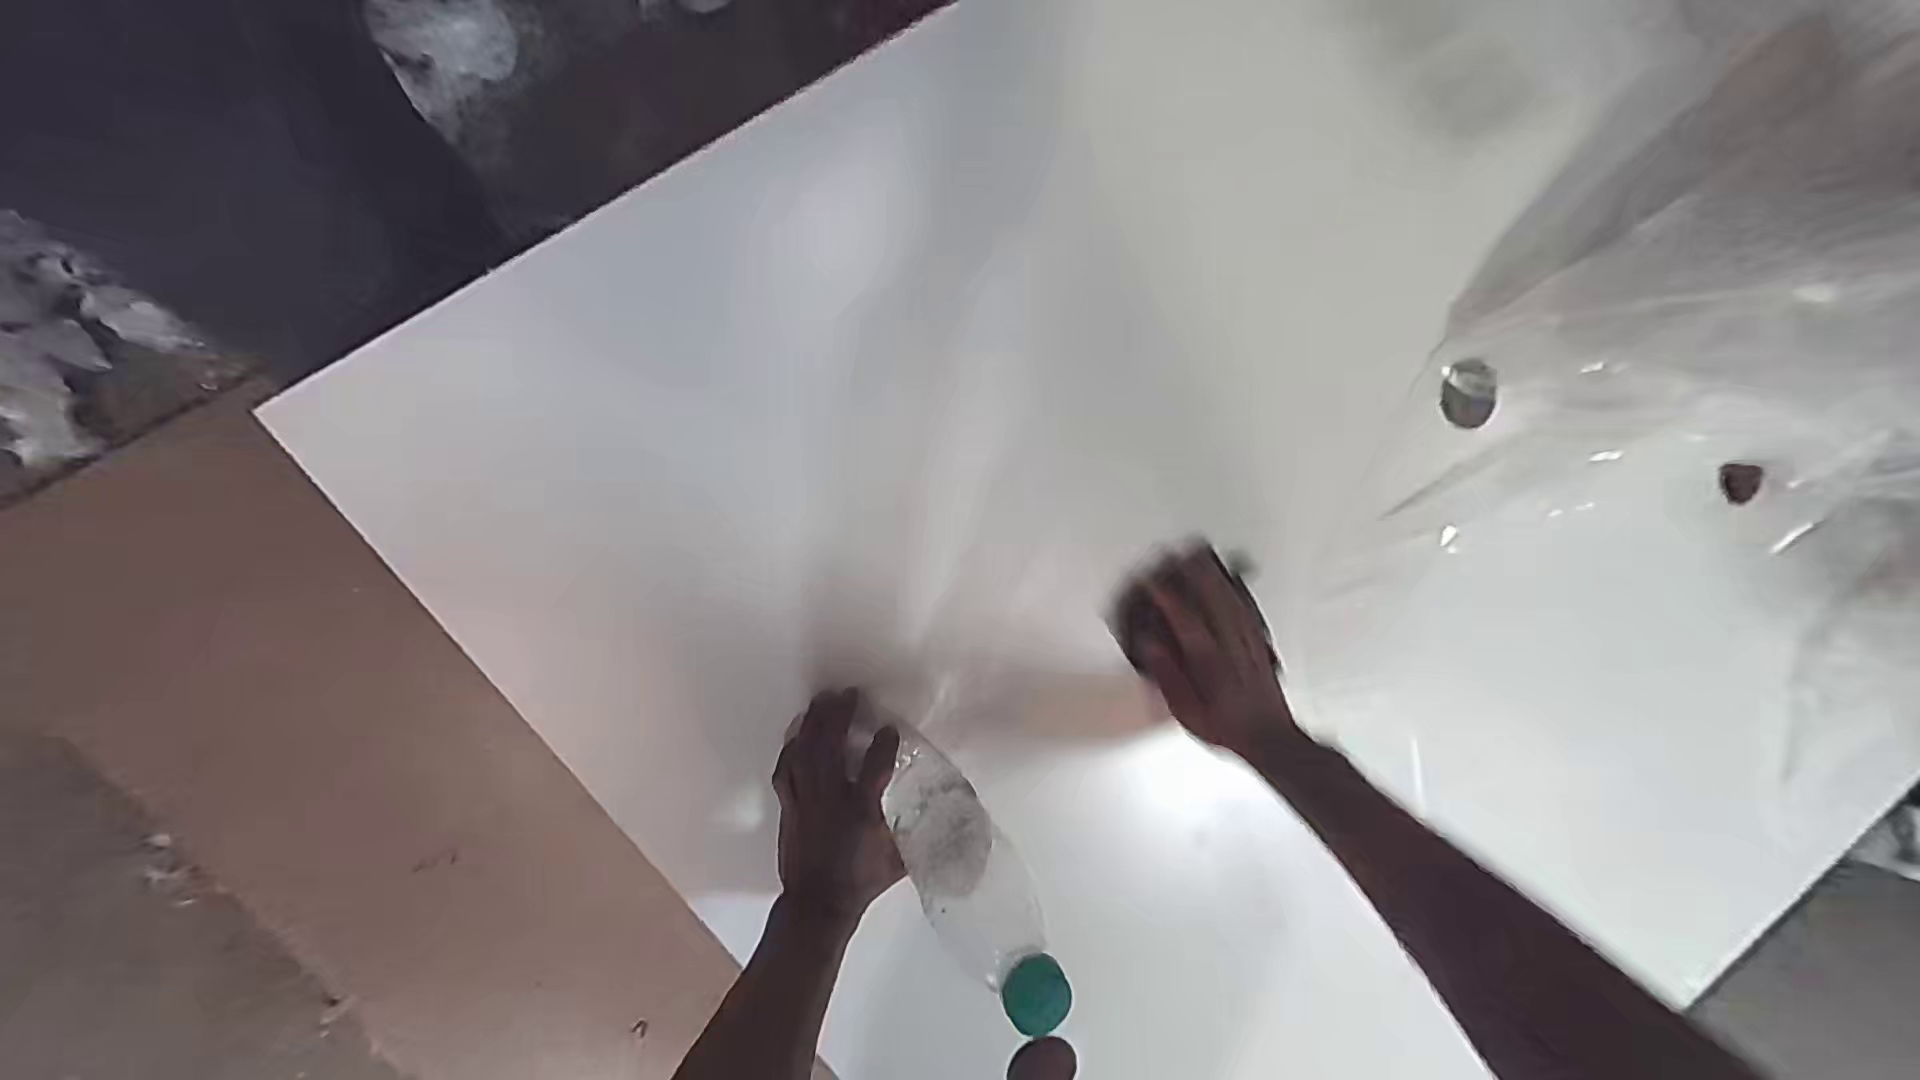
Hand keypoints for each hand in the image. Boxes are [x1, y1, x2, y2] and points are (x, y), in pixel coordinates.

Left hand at [773, 689, 905, 924]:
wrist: (817, 906)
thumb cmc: (861, 882)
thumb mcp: (899, 860)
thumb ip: (922, 836)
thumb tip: (956, 826)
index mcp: (862, 810)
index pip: (876, 766)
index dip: (884, 743)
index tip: (889, 728)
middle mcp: (832, 799)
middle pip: (832, 746)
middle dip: (839, 716)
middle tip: (847, 695)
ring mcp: (807, 800)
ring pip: (806, 752)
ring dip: (815, 723)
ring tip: (822, 701)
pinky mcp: (790, 806)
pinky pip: (786, 769)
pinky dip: (791, 748)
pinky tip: (797, 734)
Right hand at [1111, 542, 1297, 759]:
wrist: (1269, 739)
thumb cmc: (1227, 727)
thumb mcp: (1186, 710)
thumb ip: (1168, 676)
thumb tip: (1153, 647)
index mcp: (1209, 662)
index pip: (1185, 620)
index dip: (1167, 599)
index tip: (1152, 583)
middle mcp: (1230, 647)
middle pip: (1211, 600)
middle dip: (1192, 574)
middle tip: (1177, 554)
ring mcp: (1248, 643)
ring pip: (1229, 600)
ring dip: (1213, 575)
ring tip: (1200, 556)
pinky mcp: (1260, 644)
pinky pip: (1246, 610)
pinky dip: (1235, 590)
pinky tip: (1230, 580)